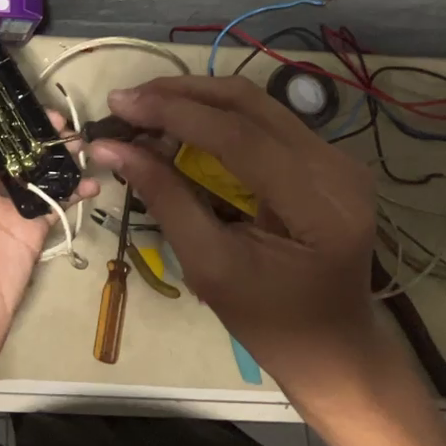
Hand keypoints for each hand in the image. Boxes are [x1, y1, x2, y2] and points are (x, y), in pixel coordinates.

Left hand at [0, 88, 99, 384]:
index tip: (20, 86)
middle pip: (12, 142)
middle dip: (35, 125)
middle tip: (58, 117)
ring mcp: (9, 205)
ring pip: (38, 165)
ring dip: (59, 151)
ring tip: (79, 141)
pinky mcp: (32, 231)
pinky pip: (56, 200)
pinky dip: (76, 187)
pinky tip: (92, 178)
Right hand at [86, 76, 379, 392]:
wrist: (333, 350)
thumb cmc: (269, 322)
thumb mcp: (209, 267)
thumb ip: (164, 197)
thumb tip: (109, 147)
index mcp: (320, 205)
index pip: (239, 136)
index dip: (173, 112)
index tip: (117, 103)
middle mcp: (336, 168)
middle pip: (247, 103)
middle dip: (179, 94)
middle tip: (125, 103)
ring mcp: (335, 158)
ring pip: (253, 103)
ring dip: (194, 99)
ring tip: (144, 109)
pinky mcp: (324, 157)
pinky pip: (262, 119)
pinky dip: (215, 115)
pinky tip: (179, 123)